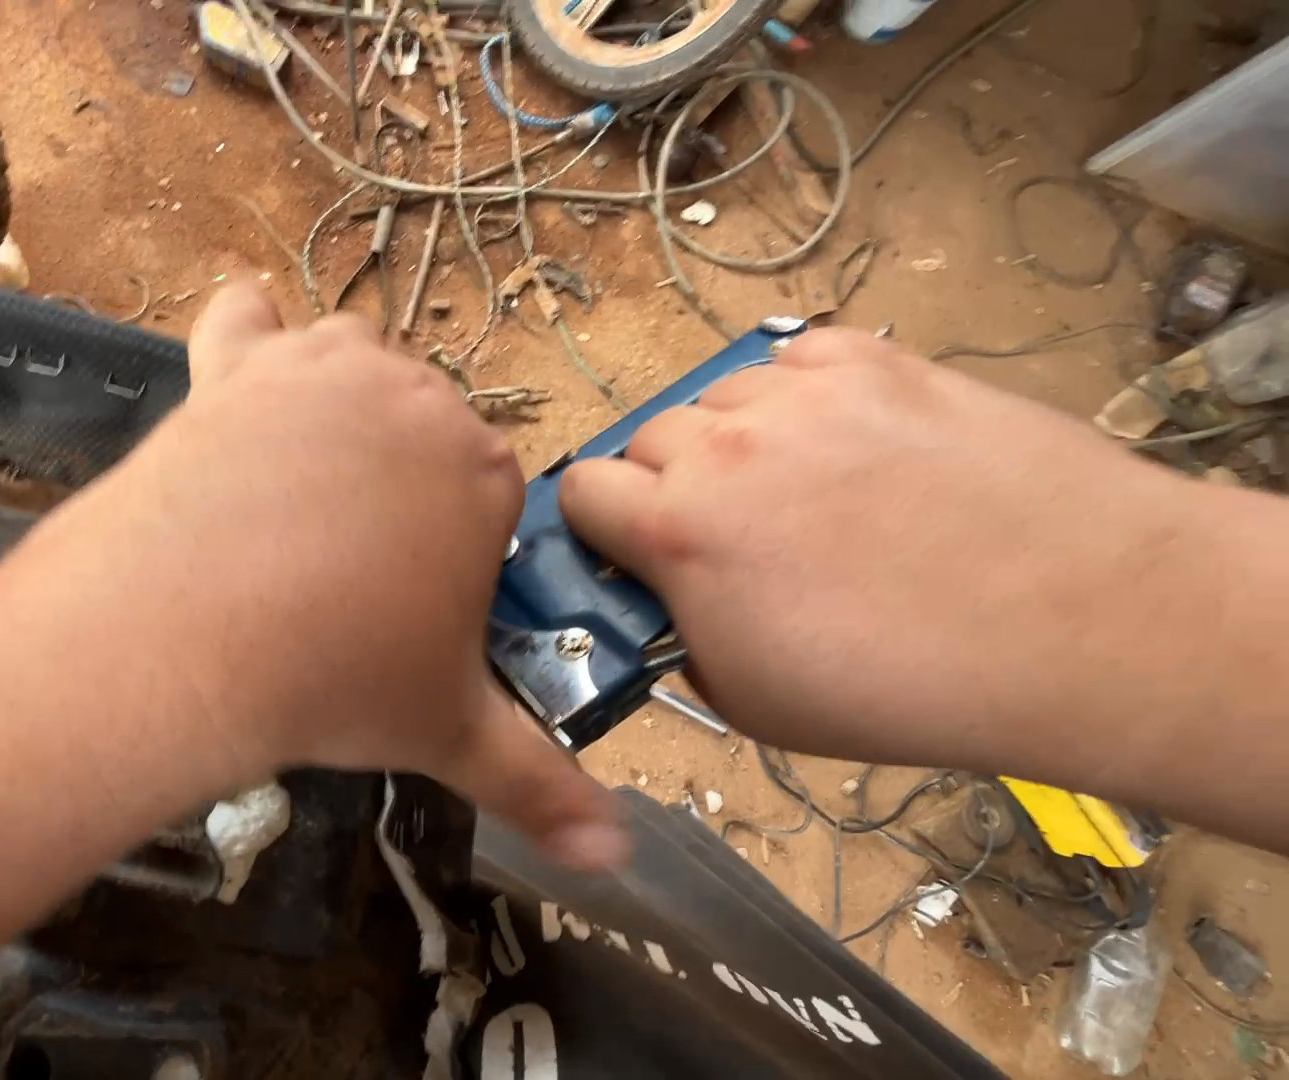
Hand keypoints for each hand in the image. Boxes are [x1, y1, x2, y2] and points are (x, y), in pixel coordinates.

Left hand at [0, 285, 624, 866]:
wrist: (191, 633)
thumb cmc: (335, 677)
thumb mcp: (446, 733)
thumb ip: (537, 784)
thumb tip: (616, 857)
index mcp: (483, 475)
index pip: (485, 495)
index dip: (446, 548)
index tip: (404, 597)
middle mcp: (417, 403)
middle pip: (421, 432)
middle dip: (396, 486)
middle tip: (341, 564)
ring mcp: (325, 372)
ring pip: (352, 373)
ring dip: (340, 416)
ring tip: (303, 487)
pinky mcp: (239, 366)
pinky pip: (248, 325)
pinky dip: (246, 336)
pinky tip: (242, 351)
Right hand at [558, 327, 1212, 772]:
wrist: (1084, 628)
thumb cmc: (903, 686)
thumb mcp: (745, 701)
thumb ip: (673, 636)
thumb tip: (661, 599)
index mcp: (677, 530)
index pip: (578, 487)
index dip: (595, 518)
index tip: (627, 543)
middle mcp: (721, 450)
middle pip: (644, 439)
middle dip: (664, 483)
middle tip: (722, 527)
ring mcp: (798, 398)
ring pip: (716, 399)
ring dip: (730, 439)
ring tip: (792, 482)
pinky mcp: (873, 364)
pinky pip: (791, 362)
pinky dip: (795, 397)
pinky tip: (838, 440)